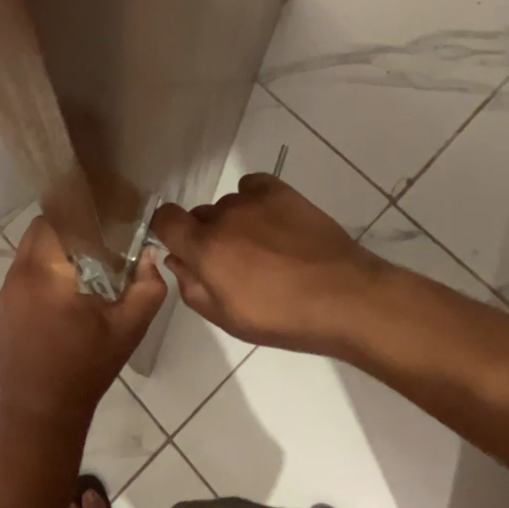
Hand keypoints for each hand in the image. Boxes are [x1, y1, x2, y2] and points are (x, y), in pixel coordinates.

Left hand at [0, 218, 166, 424]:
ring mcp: (8, 289)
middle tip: (100, 242)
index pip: (58, 217)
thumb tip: (150, 255)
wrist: (40, 413)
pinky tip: (67, 288)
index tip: (107, 218)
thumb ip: (148, 288)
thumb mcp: (128, 329)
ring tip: (85, 264)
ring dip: (56, 248)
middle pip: (43, 228)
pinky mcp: (4, 304)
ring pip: (31, 247)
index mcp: (47, 270)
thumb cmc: (86, 368)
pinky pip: (25, 268)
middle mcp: (21, 272)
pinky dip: (44, 267)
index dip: (82, 212)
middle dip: (70, 228)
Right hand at [150, 173, 388, 355]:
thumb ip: (192, 288)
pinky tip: (272, 223)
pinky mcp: (279, 191)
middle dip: (207, 237)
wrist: (344, 298)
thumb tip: (178, 262)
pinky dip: (254, 202)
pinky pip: (251, 188)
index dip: (167, 231)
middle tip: (234, 265)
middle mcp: (221, 217)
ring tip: (265, 249)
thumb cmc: (283, 318)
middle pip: (198, 216)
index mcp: (204, 249)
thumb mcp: (228, 319)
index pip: (164, 218)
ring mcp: (251, 200)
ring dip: (234, 223)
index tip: (183, 249)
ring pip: (227, 207)